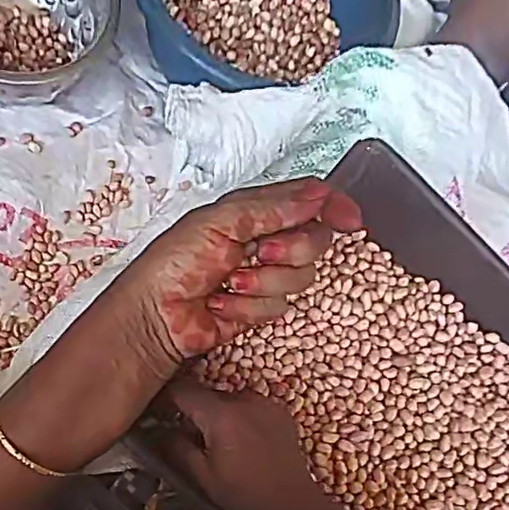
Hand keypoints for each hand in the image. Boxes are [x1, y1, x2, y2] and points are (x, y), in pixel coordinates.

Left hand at [115, 179, 362, 369]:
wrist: (156, 313)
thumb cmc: (175, 262)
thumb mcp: (221, 222)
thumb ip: (272, 208)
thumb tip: (318, 196)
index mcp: (255, 211)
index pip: (308, 201)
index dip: (333, 207)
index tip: (352, 220)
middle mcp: (264, 241)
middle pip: (313, 242)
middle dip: (291, 250)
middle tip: (260, 253)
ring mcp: (263, 277)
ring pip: (299, 279)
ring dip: (263, 283)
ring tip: (228, 282)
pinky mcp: (258, 309)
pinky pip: (278, 308)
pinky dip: (248, 307)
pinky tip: (221, 304)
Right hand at [159, 379, 388, 509]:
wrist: (292, 508)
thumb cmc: (243, 497)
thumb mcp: (202, 476)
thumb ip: (176, 448)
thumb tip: (159, 431)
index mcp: (221, 415)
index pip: (183, 389)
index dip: (165, 398)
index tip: (155, 412)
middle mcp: (245, 400)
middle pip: (208, 393)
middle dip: (193, 410)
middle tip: (184, 435)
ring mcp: (266, 403)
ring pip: (229, 399)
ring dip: (217, 414)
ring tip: (215, 442)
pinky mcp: (280, 412)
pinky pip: (250, 406)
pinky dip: (239, 417)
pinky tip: (240, 443)